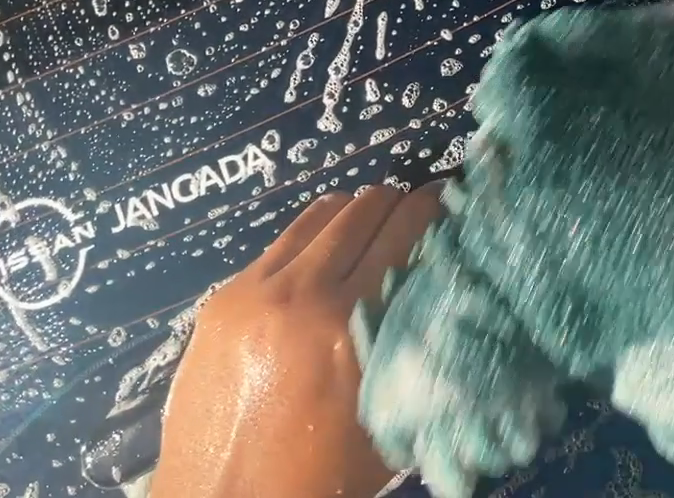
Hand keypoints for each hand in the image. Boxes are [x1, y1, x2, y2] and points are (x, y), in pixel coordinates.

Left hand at [152, 182, 445, 497]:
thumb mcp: (391, 416)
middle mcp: (302, 294)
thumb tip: (451, 282)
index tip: (450, 205)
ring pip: (324, 211)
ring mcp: (255, 290)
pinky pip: (284, 240)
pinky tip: (324, 262)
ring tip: (372, 232)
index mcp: (349, 325)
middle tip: (415, 219)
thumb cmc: (322, 476)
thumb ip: (419, 343)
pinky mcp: (223, 296)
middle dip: (400, 203)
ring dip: (357, 213)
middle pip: (367, 206)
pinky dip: (316, 238)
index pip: (405, 229)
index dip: (435, 206)